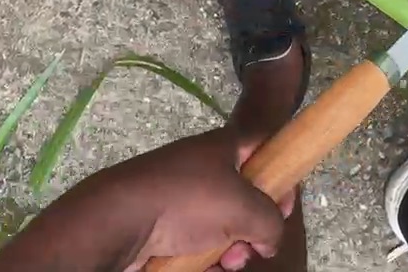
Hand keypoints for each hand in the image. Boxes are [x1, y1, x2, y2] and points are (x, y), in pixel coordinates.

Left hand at [0, 126, 286, 271]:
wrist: (123, 218)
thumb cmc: (187, 200)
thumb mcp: (244, 206)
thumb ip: (271, 219)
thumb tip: (271, 236)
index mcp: (223, 147)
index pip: (262, 147)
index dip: (280, 173)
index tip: (285, 207)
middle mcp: (205, 166)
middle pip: (245, 193)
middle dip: (256, 224)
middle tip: (254, 245)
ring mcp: (184, 195)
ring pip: (223, 223)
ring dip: (233, 247)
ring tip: (228, 262)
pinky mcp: (167, 223)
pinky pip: (199, 241)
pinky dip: (208, 258)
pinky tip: (209, 269)